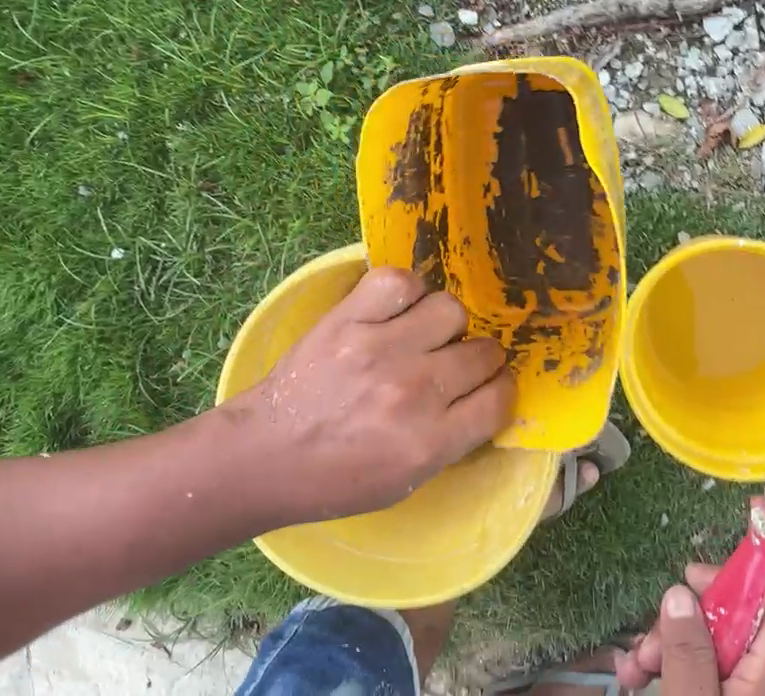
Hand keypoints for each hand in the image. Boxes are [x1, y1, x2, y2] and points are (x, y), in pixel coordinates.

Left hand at [226, 267, 514, 523]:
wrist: (263, 455)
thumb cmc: (336, 479)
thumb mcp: (406, 481)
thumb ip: (452, 438)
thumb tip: (487, 394)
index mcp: (430, 442)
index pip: (501, 398)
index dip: (497, 390)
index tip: (484, 388)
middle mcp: (413, 391)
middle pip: (483, 352)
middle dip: (476, 360)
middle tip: (449, 364)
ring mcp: (379, 349)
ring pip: (451, 309)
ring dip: (444, 323)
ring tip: (422, 334)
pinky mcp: (347, 319)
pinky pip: (400, 281)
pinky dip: (405, 291)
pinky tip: (396, 310)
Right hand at [613, 564, 764, 695]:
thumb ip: (688, 653)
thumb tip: (679, 592)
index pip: (763, 606)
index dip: (728, 582)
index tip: (687, 577)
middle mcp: (763, 681)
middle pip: (727, 627)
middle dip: (680, 625)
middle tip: (647, 647)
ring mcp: (742, 694)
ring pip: (706, 652)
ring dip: (666, 650)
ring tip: (632, 669)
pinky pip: (699, 676)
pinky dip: (671, 670)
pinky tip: (639, 677)